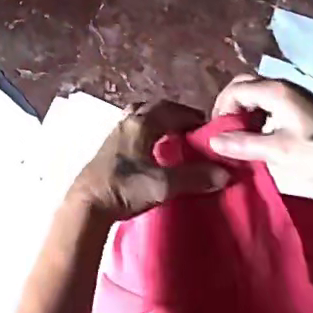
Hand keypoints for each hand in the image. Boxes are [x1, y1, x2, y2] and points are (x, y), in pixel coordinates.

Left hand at [68, 101, 230, 220]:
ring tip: (173, 133)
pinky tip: (152, 146)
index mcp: (142, 122)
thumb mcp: (162, 185)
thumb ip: (194, 177)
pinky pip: (133, 126)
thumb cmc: (124, 188)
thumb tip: (226, 173)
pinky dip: (147, 129)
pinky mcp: (109, 146)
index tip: (207, 127)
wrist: (86, 205)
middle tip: (193, 128)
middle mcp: (128, 121)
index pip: (172, 110)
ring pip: (142, 115)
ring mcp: (116, 131)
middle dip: (176, 115)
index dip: (192, 116)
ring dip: (159, 120)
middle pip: (156, 108)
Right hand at [208, 77, 312, 194]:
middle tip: (224, 137)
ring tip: (239, 142)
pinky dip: (259, 119)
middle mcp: (284, 87)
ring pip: (258, 97)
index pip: (234, 90)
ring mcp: (295, 97)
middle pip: (245, 87)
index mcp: (276, 91)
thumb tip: (212, 139)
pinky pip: (271, 106)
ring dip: (244, 115)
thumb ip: (244, 144)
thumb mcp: (280, 152)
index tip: (214, 137)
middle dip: (230, 109)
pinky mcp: (304, 110)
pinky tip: (261, 141)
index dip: (220, 111)